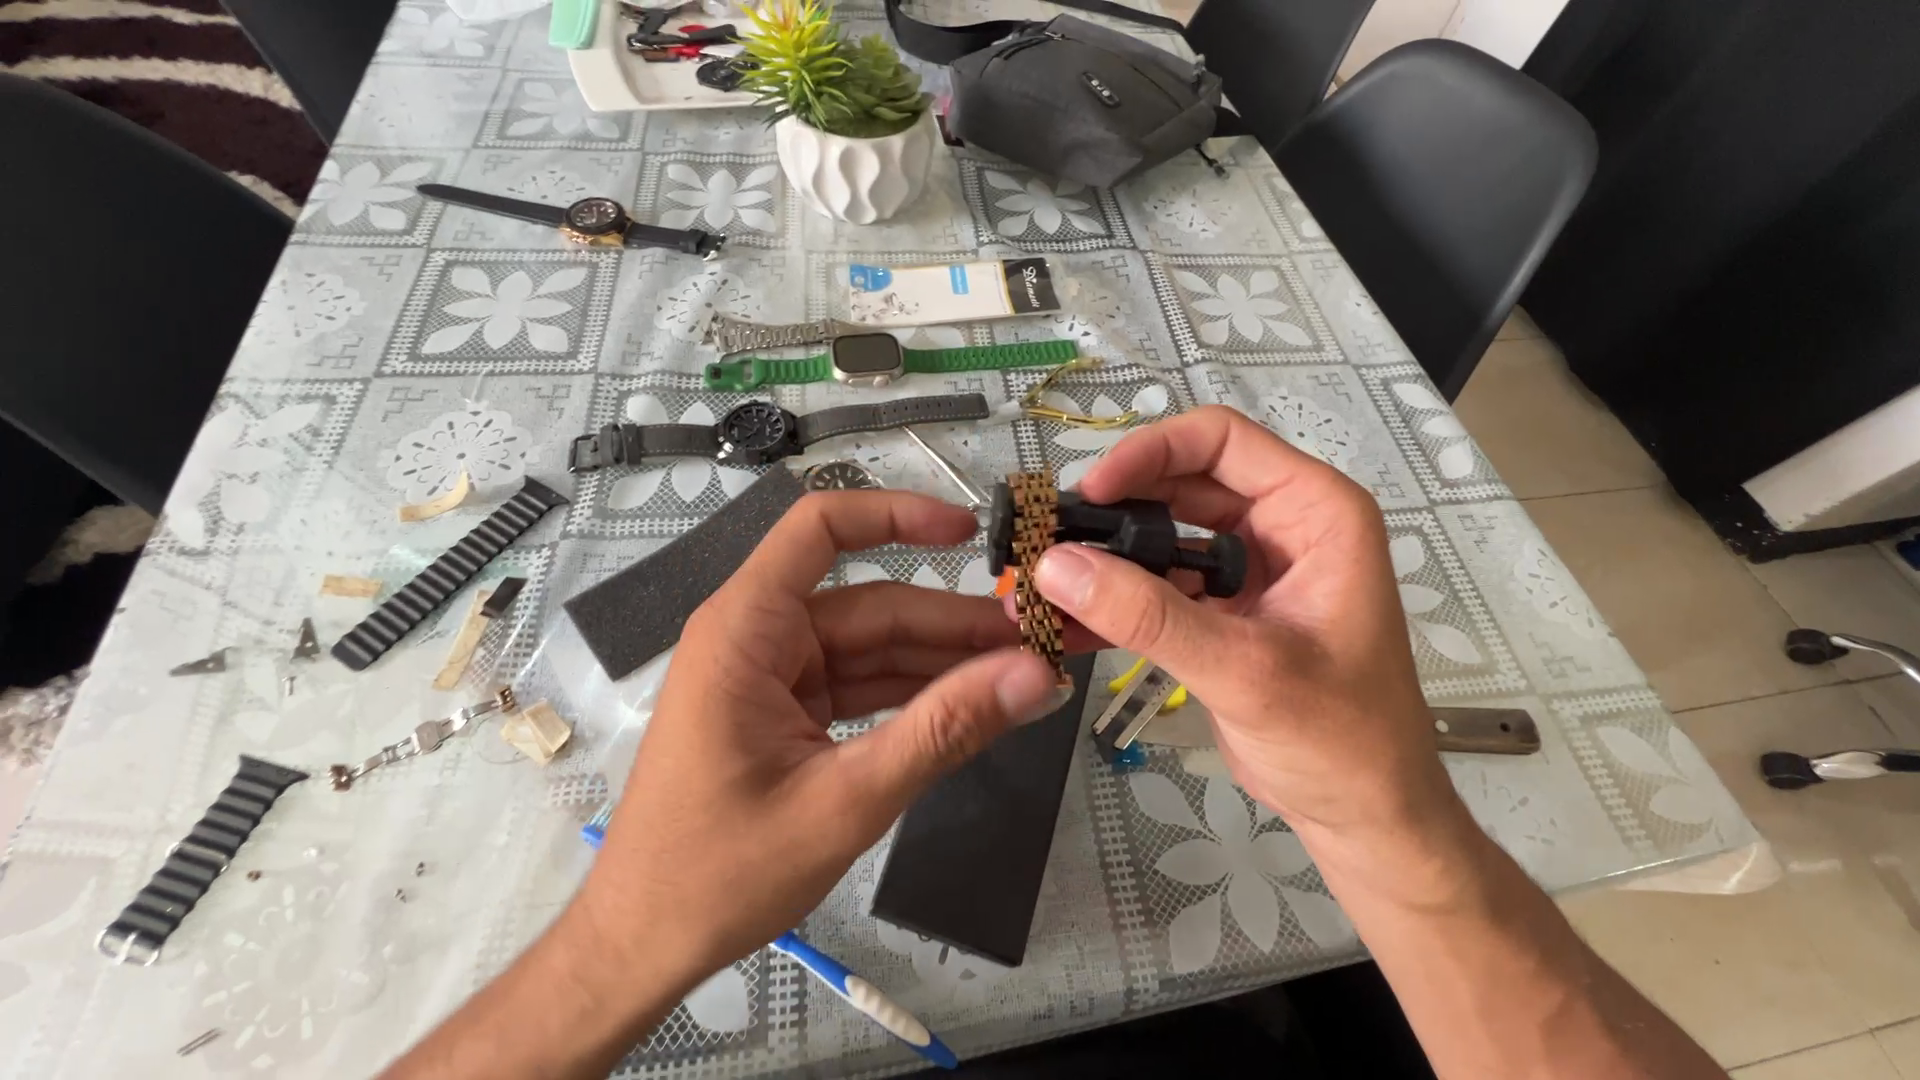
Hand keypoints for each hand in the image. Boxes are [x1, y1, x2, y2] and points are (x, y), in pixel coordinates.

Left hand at [574, 491, 1063, 995]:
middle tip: (1041, 641)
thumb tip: (1035, 676)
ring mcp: (773, 677)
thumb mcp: (845, 800)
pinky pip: (861, 686)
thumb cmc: (719, 873)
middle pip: (872, 605)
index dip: (899, 514)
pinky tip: (974, 707)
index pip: (821, 529)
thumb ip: (943, 732)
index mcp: (747, 630)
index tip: (971, 533)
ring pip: (874, 649)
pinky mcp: (785, 714)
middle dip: (955, 623)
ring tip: (1025, 675)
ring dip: (945, 663)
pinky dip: (914, 696)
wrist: (642, 945)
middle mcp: (758, 637)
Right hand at [1025, 406, 1461, 849]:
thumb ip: (1148, 615)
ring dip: (1106, 555)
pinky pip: (1157, 584)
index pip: (1221, 440)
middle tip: (1049, 536)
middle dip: (1114, 507)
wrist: (1363, 815)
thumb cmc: (1339, 736)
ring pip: (1162, 534)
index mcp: (1313, 511)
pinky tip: (1067, 618)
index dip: (1150, 452)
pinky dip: (1115, 598)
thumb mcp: (1244, 668)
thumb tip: (1053, 565)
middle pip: (1181, 484)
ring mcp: (1246, 568)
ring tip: (1044, 577)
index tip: (1090, 492)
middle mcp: (1280, 526)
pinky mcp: (1220, 610)